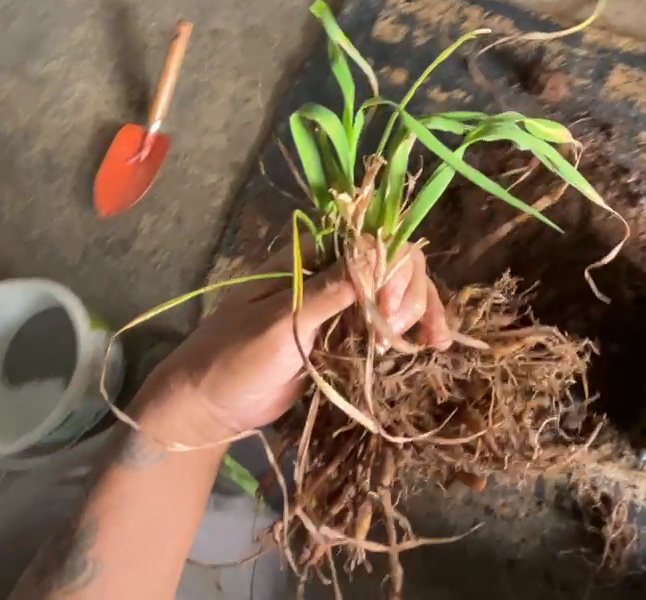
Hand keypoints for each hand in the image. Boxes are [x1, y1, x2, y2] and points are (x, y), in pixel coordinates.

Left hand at [135, 247, 453, 445]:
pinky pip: (391, 321)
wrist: (210, 406)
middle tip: (394, 332)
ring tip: (428, 342)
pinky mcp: (349, 333)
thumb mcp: (279, 322)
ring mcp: (345, 303)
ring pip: (400, 290)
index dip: (394, 266)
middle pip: (395, 262)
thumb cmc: (234, 357)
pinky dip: (416, 328)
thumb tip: (375, 251)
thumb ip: (328, 290)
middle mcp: (335, 271)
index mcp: (313, 255)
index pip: (372, 239)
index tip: (390, 308)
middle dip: (410, 292)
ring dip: (420, 309)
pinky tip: (435, 343)